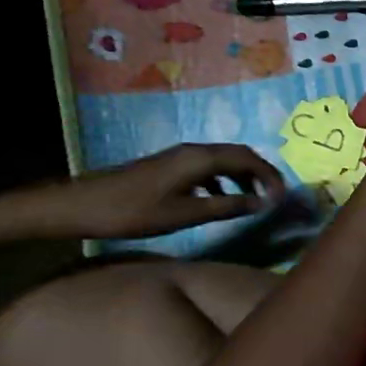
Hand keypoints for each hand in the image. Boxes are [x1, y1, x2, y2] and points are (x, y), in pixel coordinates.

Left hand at [36, 143, 283, 238]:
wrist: (82, 205)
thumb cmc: (134, 211)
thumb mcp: (184, 214)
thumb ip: (225, 207)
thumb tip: (261, 203)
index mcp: (201, 158)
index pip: (248, 159)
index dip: (270, 176)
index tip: (282, 197)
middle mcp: (195, 150)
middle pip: (239, 155)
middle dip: (260, 173)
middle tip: (273, 196)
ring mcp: (181, 157)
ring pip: (224, 161)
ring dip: (242, 177)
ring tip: (252, 201)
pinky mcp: (170, 166)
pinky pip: (208, 168)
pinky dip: (223, 181)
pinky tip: (220, 201)